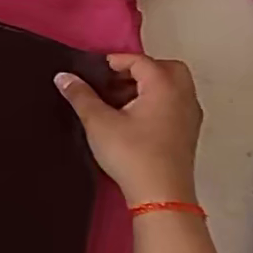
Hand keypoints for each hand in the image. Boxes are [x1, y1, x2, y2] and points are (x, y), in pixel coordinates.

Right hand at [56, 54, 202, 204]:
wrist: (159, 192)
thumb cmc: (130, 152)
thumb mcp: (97, 121)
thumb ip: (80, 95)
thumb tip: (63, 76)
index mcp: (165, 90)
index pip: (142, 62)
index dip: (116, 61)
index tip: (92, 69)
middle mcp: (184, 98)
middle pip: (167, 69)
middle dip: (138, 69)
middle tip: (110, 80)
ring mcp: (189, 115)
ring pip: (172, 86)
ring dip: (145, 84)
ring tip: (114, 98)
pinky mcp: (186, 131)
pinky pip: (172, 102)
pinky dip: (152, 99)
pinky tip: (128, 115)